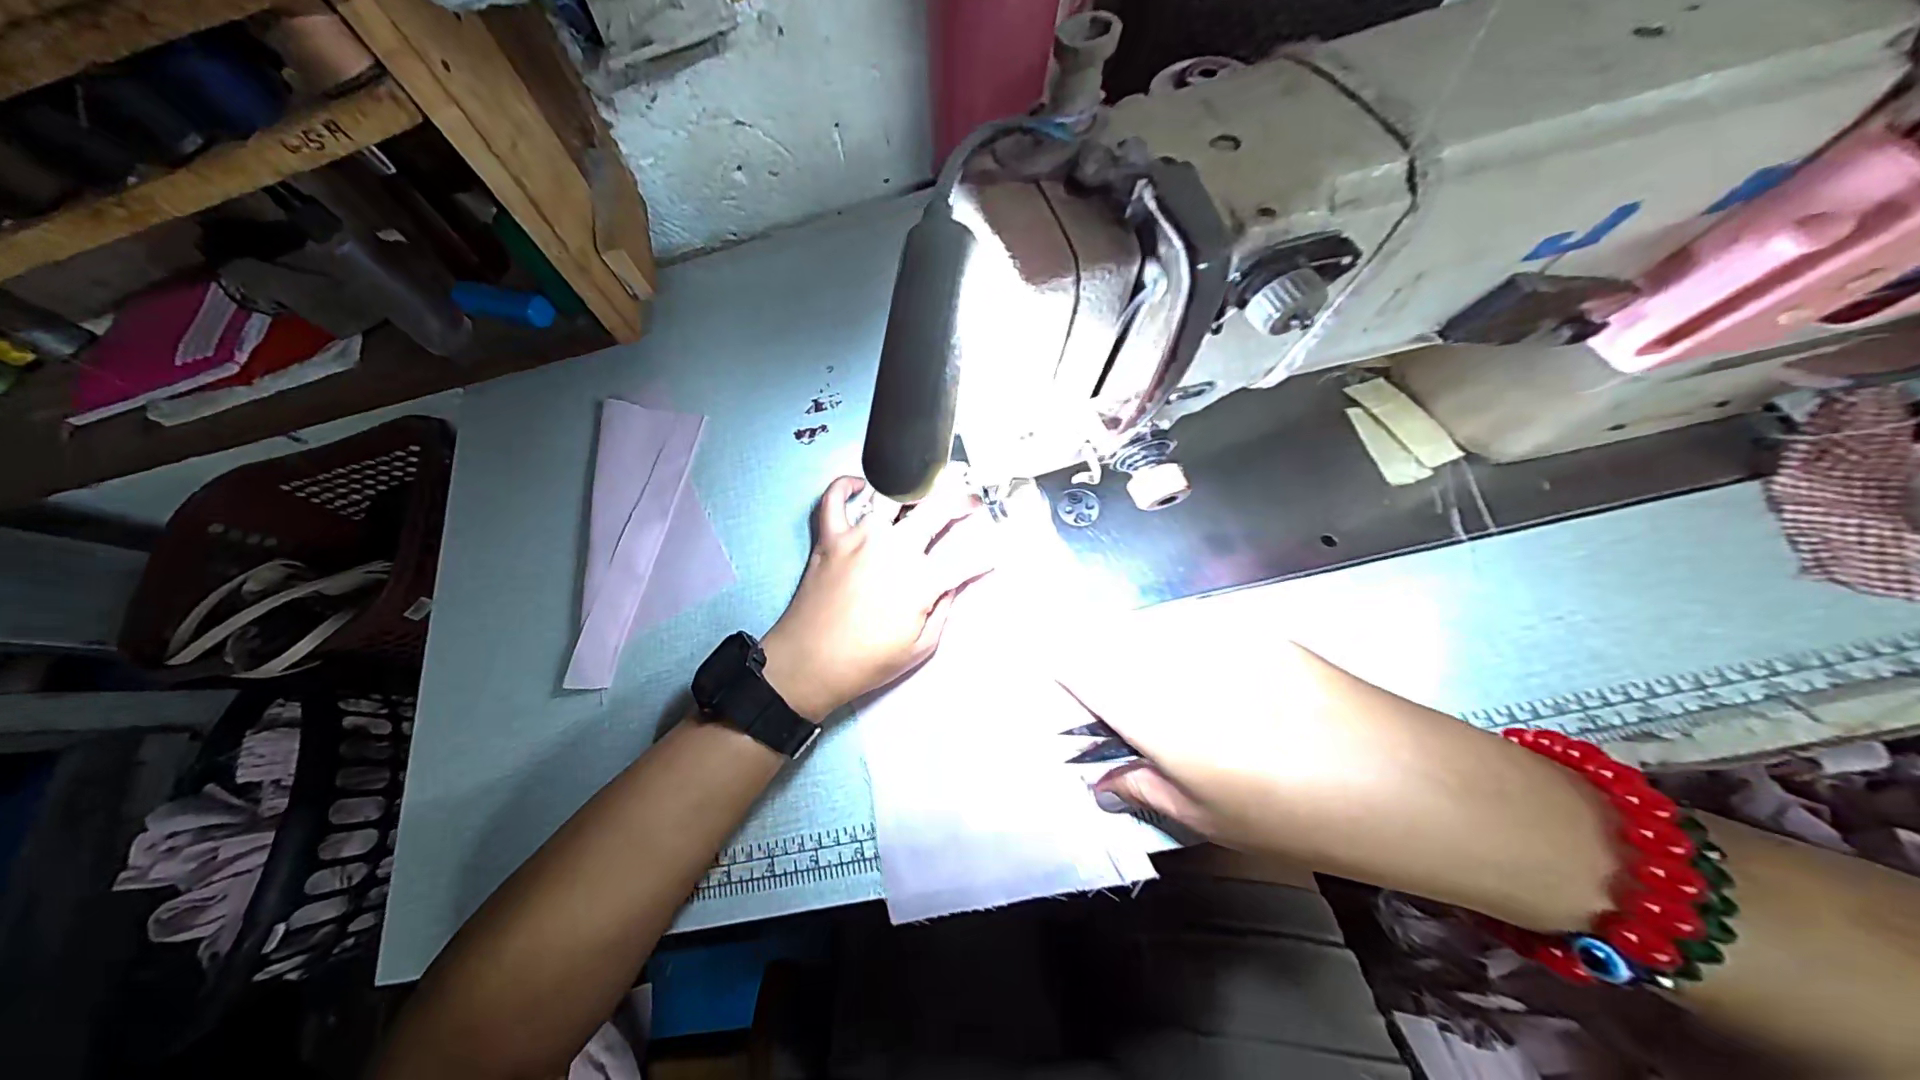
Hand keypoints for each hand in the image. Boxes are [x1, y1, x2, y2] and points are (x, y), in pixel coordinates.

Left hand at [760, 472, 996, 721]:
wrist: (808, 664)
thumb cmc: (864, 663)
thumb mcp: (920, 647)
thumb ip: (943, 609)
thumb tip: (956, 584)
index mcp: (921, 580)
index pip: (965, 559)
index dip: (985, 556)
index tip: (994, 554)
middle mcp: (894, 549)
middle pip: (936, 510)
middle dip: (962, 501)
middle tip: (971, 500)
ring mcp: (859, 538)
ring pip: (890, 495)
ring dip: (912, 489)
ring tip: (924, 488)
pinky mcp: (830, 538)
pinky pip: (834, 499)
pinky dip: (845, 486)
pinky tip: (859, 485)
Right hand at [1056, 633, 1616, 930]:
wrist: (1415, 785)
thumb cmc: (1301, 818)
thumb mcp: (1208, 819)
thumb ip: (1143, 787)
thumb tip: (1104, 776)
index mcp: (1157, 708)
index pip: (1078, 662)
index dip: (1060, 671)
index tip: (1059, 695)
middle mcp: (1181, 658)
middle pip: (1112, 642)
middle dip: (1101, 671)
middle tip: (1116, 712)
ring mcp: (1223, 637)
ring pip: (1153, 634)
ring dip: (1143, 661)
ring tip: (1170, 704)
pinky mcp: (1259, 629)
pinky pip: (1197, 633)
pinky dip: (1185, 655)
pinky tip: (1218, 693)